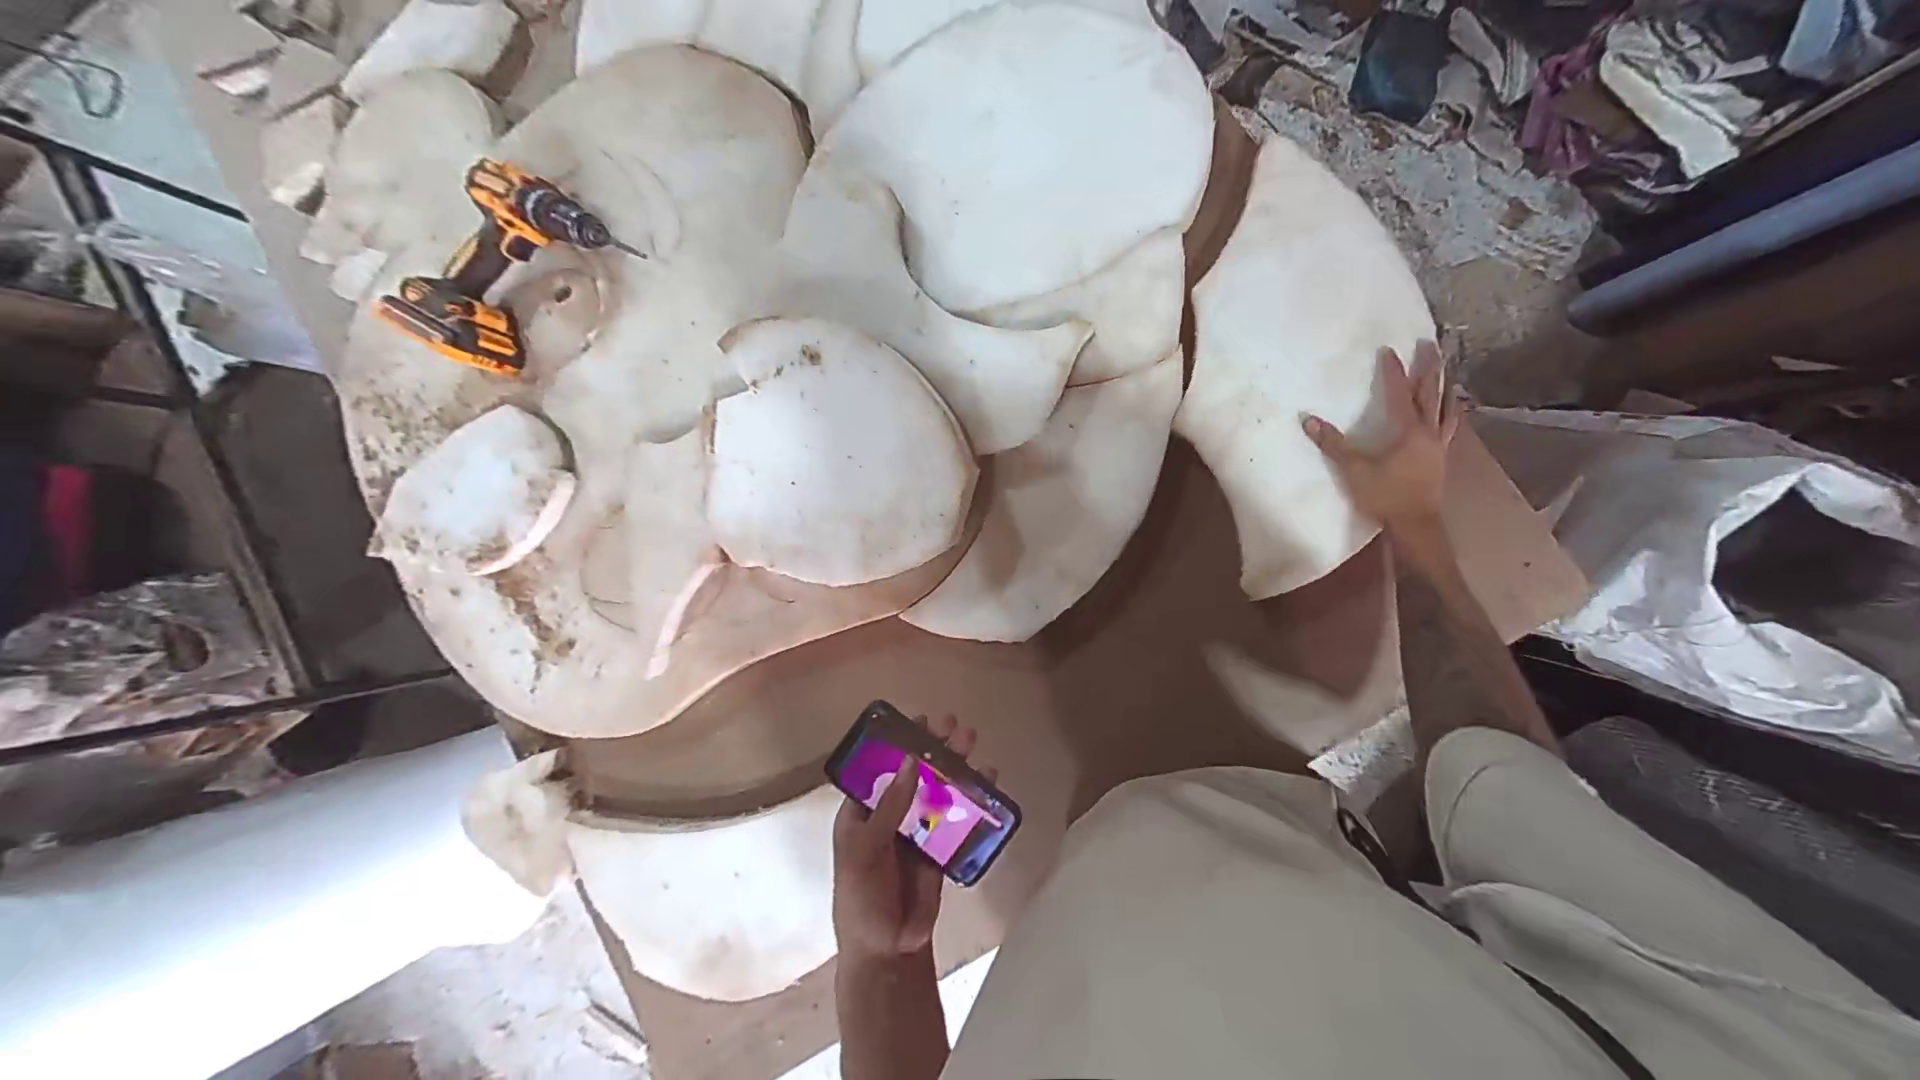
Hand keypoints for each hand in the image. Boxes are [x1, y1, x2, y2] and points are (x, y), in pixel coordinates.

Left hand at [832, 715, 992, 959]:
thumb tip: (912, 762)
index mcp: (863, 811)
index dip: (899, 744)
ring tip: (970, 740)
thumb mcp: (864, 851)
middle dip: (933, 748)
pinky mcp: (942, 846)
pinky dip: (973, 796)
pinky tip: (988, 778)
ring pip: (940, 789)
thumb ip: (889, 808)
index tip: (919, 722)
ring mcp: (919, 828)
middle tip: (951, 724)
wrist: (888, 950)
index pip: (881, 768)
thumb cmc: (861, 898)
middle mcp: (892, 813)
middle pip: (916, 773)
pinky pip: (958, 816)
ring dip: (955, 765)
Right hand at [1303, 341, 1460, 532]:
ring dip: (1445, 388)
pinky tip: (1451, 411)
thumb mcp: (1353, 470)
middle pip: (1431, 393)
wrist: (1415, 524)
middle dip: (1429, 368)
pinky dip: (1451, 413)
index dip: (1393, 372)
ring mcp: (1439, 445)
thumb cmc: (1385, 496)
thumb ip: (1333, 444)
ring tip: (1447, 373)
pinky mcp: (1441, 458)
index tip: (1389, 350)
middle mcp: (1429, 432)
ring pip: (1446, 408)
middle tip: (1431, 345)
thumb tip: (1308, 420)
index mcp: (1408, 431)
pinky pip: (1450, 427)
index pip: (1398, 394)